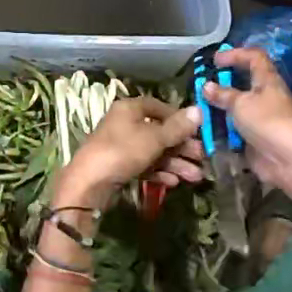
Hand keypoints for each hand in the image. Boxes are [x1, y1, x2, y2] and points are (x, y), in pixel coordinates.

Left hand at [56, 97, 204, 208]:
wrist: (89, 184)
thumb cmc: (122, 152)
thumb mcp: (154, 138)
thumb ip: (177, 127)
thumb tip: (199, 110)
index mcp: (129, 109)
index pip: (158, 106)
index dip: (178, 118)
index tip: (197, 131)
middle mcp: (124, 124)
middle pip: (158, 132)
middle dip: (181, 146)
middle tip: (202, 158)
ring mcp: (121, 146)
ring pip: (154, 151)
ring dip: (175, 163)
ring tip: (195, 177)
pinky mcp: (119, 166)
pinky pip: (144, 165)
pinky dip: (159, 172)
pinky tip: (173, 183)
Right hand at [201, 48, 291, 193]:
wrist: (288, 161)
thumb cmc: (267, 123)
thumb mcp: (240, 104)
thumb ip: (222, 94)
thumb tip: (206, 86)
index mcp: (267, 81)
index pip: (254, 57)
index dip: (235, 54)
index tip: (214, 60)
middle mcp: (265, 96)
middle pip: (243, 82)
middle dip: (222, 83)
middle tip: (202, 86)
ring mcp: (260, 118)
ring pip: (236, 106)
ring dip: (218, 107)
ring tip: (198, 108)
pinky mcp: (254, 137)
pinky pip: (233, 127)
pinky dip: (220, 127)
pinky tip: (205, 129)